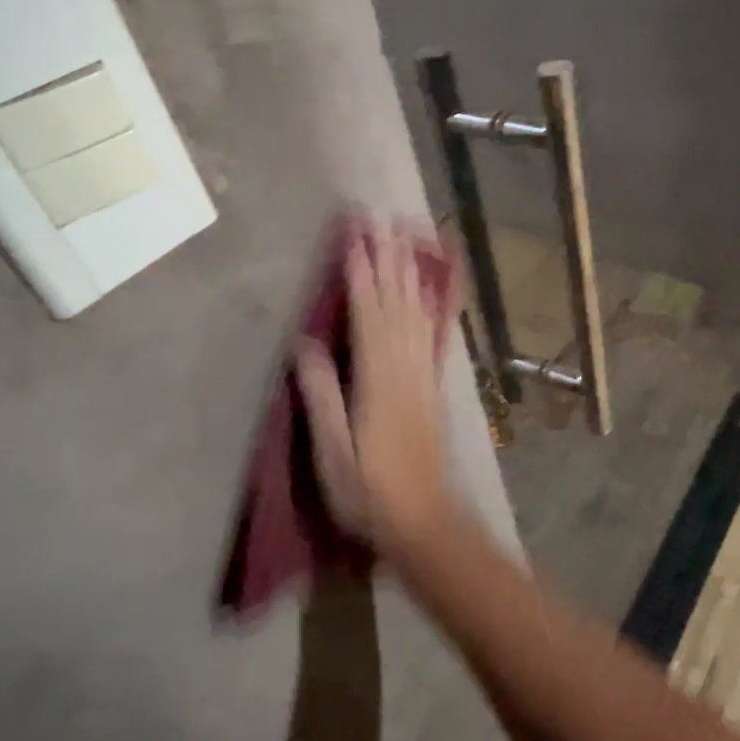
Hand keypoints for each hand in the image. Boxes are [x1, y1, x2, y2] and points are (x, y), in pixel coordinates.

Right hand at [298, 224, 457, 556]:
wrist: (424, 519)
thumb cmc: (369, 492)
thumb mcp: (332, 452)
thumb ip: (322, 397)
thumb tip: (306, 344)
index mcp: (377, 381)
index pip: (368, 316)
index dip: (362, 275)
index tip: (356, 237)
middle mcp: (406, 369)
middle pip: (397, 305)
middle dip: (389, 261)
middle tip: (385, 222)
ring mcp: (424, 377)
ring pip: (417, 315)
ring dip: (410, 276)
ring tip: (407, 242)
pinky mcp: (433, 388)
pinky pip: (433, 336)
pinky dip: (431, 307)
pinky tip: (431, 293)